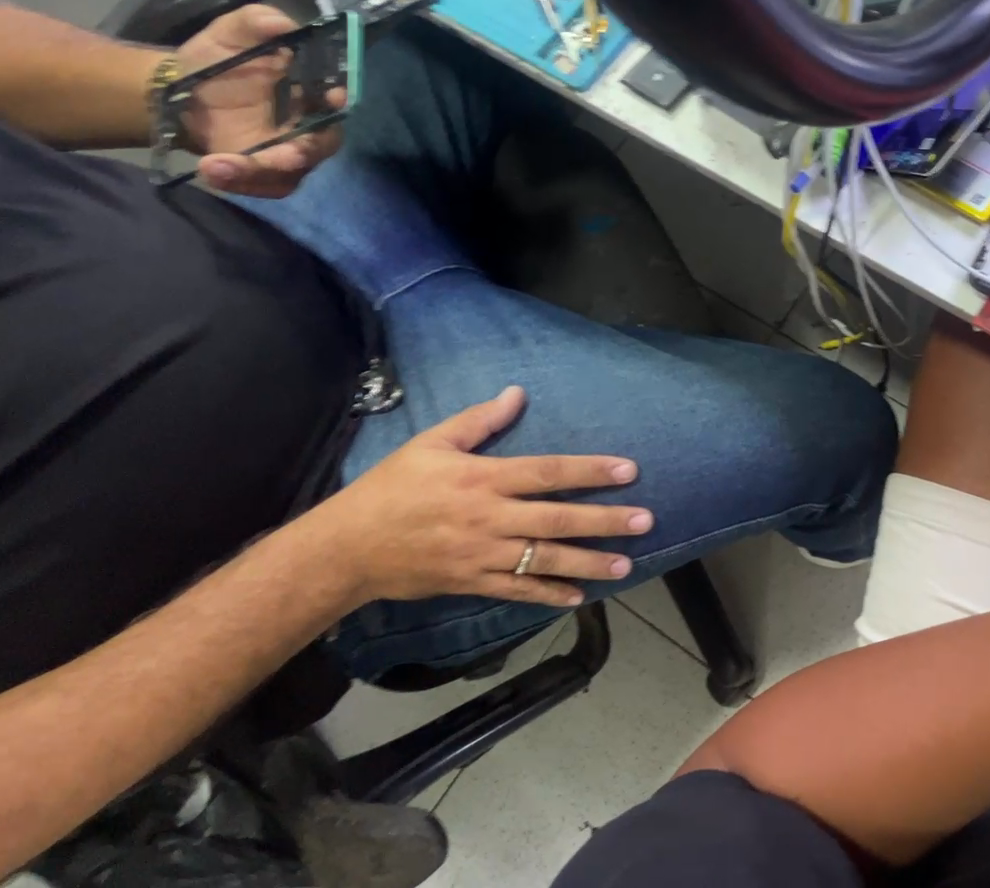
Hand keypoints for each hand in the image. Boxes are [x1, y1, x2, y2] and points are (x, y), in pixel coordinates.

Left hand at [175, 5, 344, 197]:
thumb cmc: (216, 65)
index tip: (332, 99)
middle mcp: (312, 127)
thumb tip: (282, 23)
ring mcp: (293, 154)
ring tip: (218, 167)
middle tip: (278, 158)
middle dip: (300, 154)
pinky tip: (213, 172)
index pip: (337, 101)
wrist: (182, 97)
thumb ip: (254, 22)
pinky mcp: (271, 174)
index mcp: (312, 94)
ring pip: (292, 172)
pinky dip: (243, 183)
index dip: (337, 103)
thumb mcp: (227, 35)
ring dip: (259, 173)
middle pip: (320, 146)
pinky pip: (269, 186)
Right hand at [286, 386, 654, 608]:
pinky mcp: (471, 582)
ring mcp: (482, 554)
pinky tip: (579, 597)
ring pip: (544, 559)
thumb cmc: (391, 488)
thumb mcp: (431, 443)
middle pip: (557, 518)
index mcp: (482, 479)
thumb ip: (478, 420)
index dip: (590, 470)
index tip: (629, 470)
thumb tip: (517, 393)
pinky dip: (548, 595)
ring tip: (626, 566)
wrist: (344, 548)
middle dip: (604, 521)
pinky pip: (516, 590)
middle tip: (645, 522)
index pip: (548, 472)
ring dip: (588, 563)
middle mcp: (489, 517)